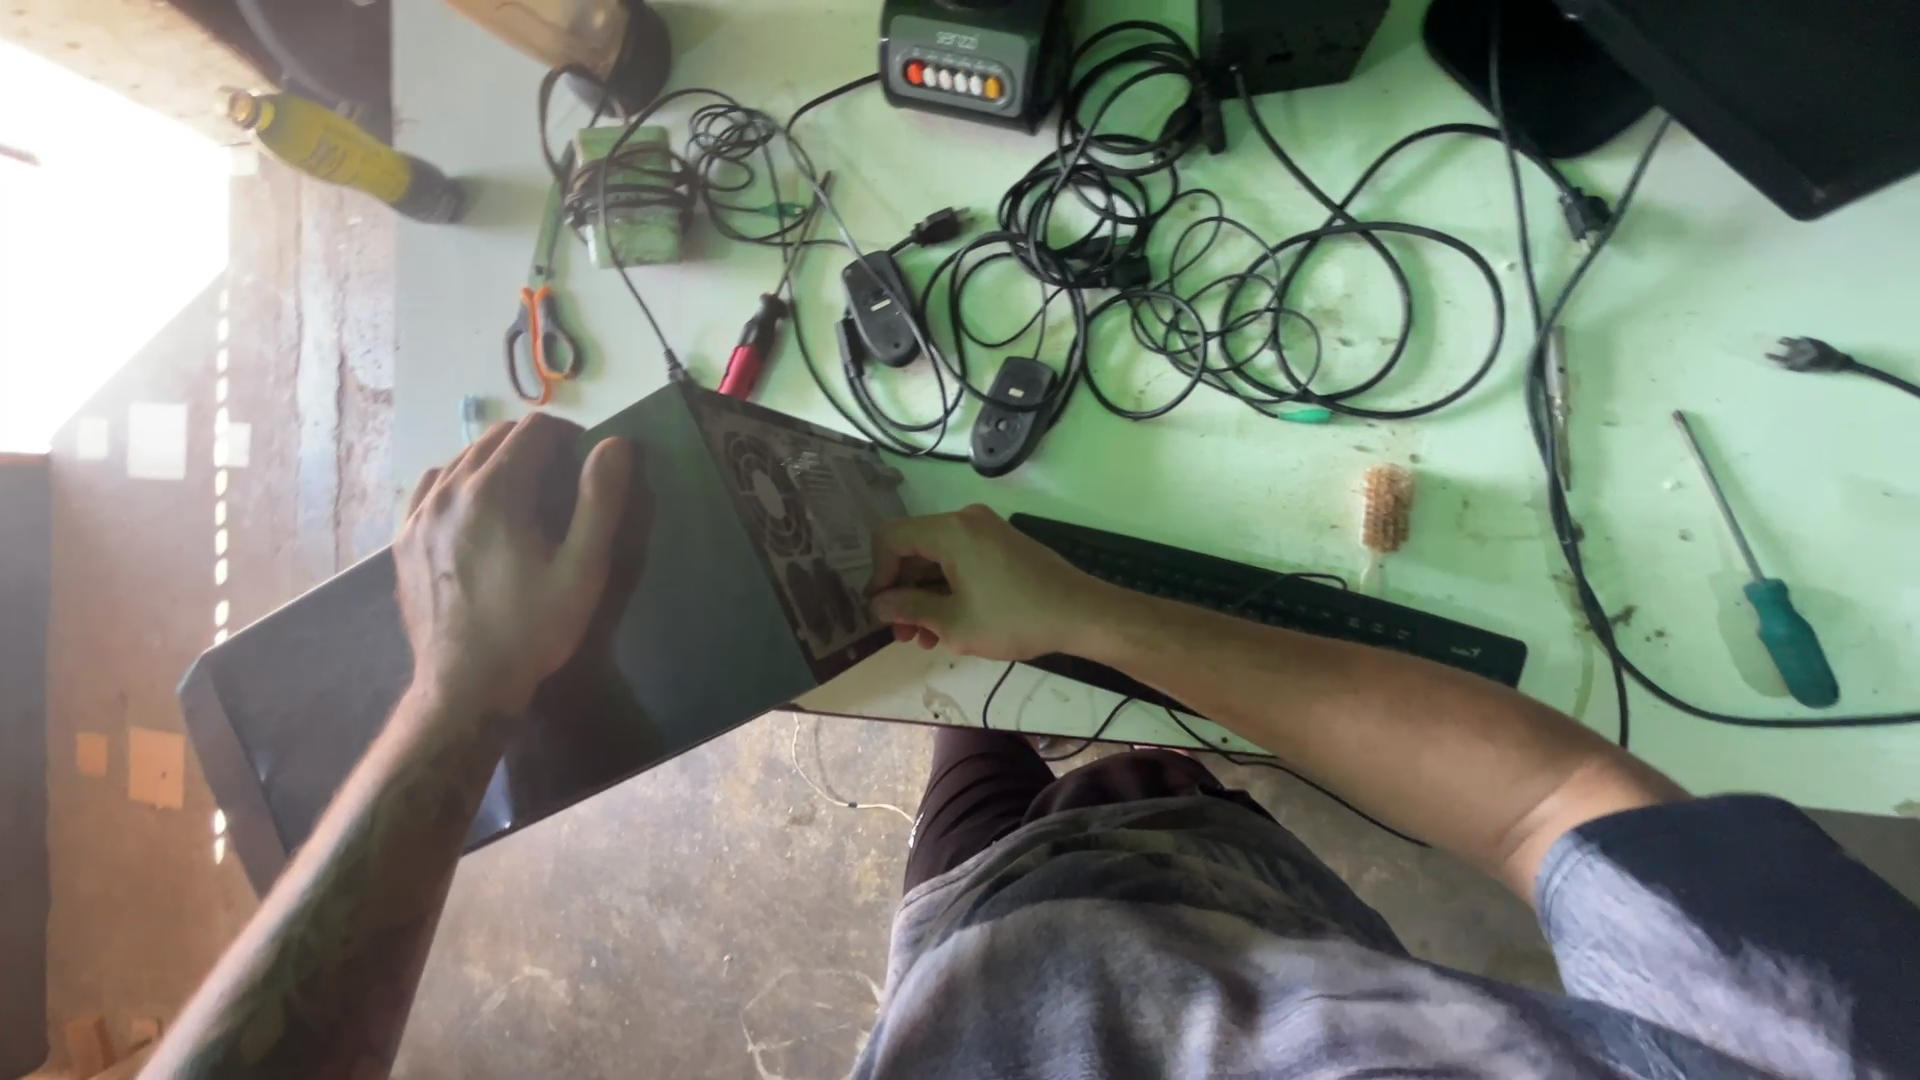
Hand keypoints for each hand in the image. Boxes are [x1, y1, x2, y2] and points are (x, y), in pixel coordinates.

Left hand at [395, 414, 636, 716]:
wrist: (465, 686)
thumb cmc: (533, 628)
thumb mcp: (583, 569)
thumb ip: (600, 502)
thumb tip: (616, 445)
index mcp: (494, 493)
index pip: (534, 430)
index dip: (571, 437)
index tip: (589, 463)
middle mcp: (447, 491)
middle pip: (495, 437)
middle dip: (537, 445)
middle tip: (566, 480)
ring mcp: (417, 514)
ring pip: (461, 458)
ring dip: (500, 461)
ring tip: (528, 494)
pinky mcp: (403, 539)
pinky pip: (432, 486)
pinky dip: (462, 481)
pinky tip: (480, 510)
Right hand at [866, 505, 1116, 660]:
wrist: (1081, 614)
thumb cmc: (1014, 619)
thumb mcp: (954, 622)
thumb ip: (909, 609)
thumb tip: (877, 603)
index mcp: (950, 530)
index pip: (891, 538)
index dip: (878, 575)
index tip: (882, 611)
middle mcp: (965, 520)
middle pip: (914, 549)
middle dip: (903, 592)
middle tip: (903, 634)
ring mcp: (986, 530)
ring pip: (936, 559)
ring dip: (925, 596)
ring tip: (925, 638)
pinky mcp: (1000, 544)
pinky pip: (960, 560)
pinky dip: (948, 588)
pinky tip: (948, 624)